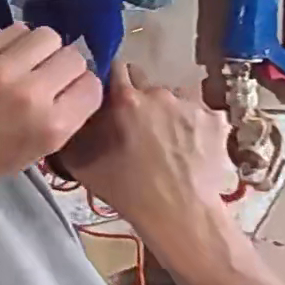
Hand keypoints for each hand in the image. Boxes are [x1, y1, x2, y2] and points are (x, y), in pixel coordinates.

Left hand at [0, 25, 103, 190]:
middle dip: (65, 64)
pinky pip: (16, 29)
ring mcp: (4, 69)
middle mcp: (33, 94)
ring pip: (48, 35)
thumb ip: (63, 118)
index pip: (92, 86)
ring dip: (43, 46)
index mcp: (52, 126)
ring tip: (29, 58)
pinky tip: (8, 53)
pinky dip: (17, 39)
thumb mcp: (35, 151)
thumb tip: (79, 81)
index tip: (69, 87)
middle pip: (74, 57)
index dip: (82, 85)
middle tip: (47, 72)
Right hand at [60, 64, 237, 245]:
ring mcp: (191, 105)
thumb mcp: (84, 164)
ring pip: (174, 96)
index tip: (111, 95)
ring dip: (167, 110)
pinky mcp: (216, 120)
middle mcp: (158, 93)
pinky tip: (191, 147)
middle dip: (139, 96)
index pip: (116, 68)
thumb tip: (68, 113)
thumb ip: (74, 130)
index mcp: (125, 99)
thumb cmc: (129, 191)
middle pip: (145, 81)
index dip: (112, 80)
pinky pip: (200, 113)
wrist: (182, 216)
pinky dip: (194, 125)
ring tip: (167, 139)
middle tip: (137, 123)